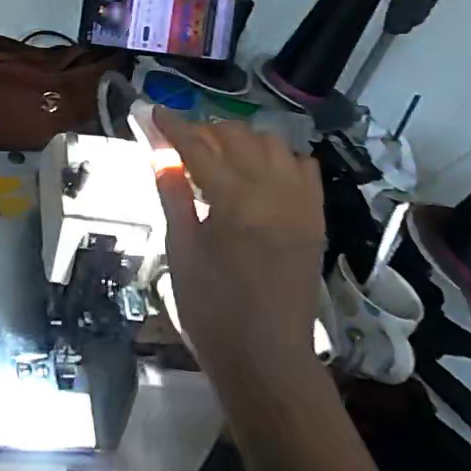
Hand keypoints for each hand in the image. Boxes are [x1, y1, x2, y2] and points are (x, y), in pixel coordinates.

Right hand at [152, 111, 325, 367]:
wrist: (268, 361)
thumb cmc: (213, 311)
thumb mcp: (182, 251)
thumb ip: (173, 194)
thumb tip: (160, 153)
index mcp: (234, 200)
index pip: (197, 146)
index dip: (173, 126)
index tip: (154, 110)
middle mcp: (272, 190)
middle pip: (236, 136)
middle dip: (205, 130)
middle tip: (182, 144)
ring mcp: (300, 202)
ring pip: (271, 143)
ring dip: (243, 140)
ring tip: (222, 157)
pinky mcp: (315, 217)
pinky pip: (303, 166)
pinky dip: (280, 159)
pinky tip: (262, 173)